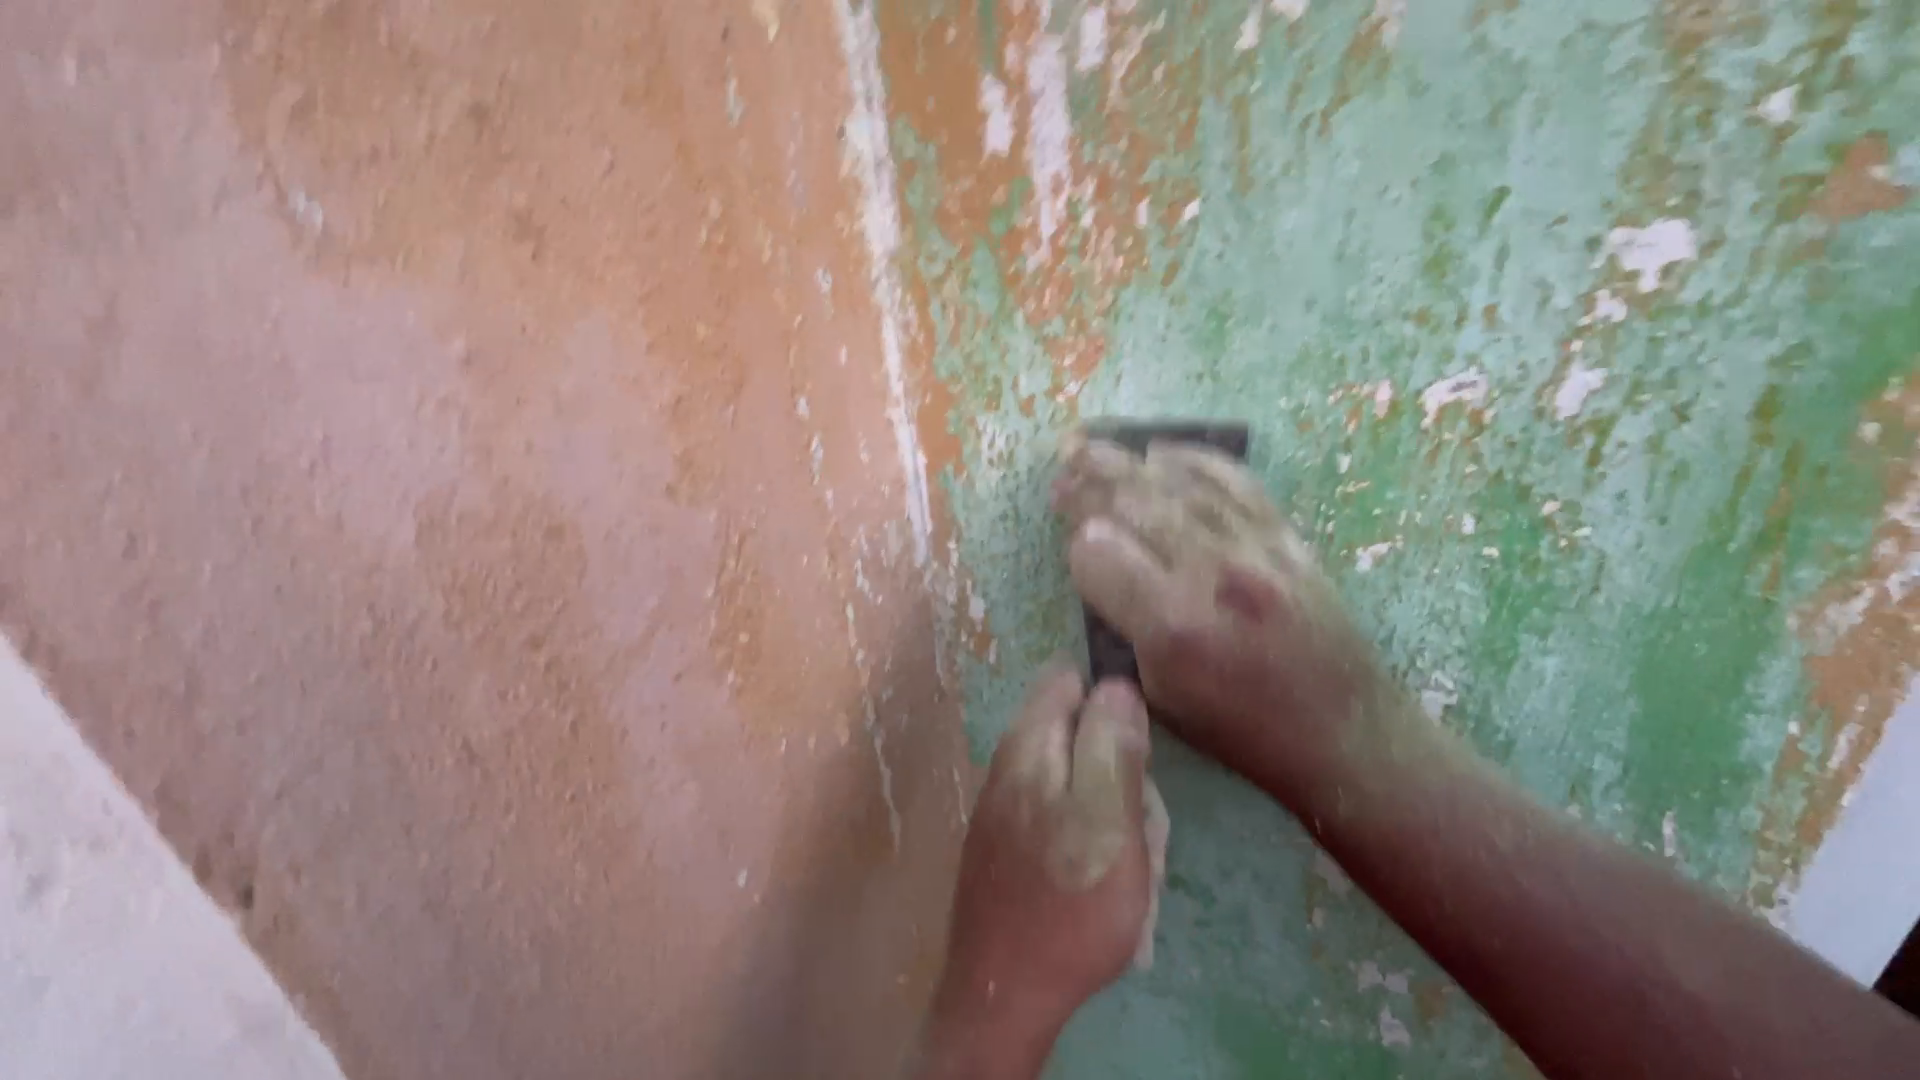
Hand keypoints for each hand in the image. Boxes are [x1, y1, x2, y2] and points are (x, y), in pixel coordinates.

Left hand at [923, 667, 1164, 1074]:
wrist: (1005, 994)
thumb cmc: (1069, 902)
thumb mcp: (1109, 814)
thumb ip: (1111, 742)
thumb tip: (1116, 683)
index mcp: (1029, 743)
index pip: (1070, 679)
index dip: (1114, 702)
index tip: (1141, 750)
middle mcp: (1011, 765)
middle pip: (1083, 739)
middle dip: (1125, 778)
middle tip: (1144, 831)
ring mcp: (1008, 808)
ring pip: (1083, 790)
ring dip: (1119, 827)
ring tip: (1132, 876)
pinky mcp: (1012, 848)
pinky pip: (1068, 828)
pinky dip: (1096, 853)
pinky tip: (1108, 897)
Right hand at [1051, 432, 1405, 801]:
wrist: (1344, 731)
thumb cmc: (1241, 729)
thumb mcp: (1159, 698)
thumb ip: (1123, 629)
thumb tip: (1098, 569)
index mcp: (1171, 624)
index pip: (1096, 551)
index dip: (1076, 547)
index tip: (1072, 549)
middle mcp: (1210, 571)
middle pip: (1131, 501)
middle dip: (1087, 483)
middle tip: (1062, 471)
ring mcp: (1253, 545)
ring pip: (1176, 482)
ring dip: (1125, 462)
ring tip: (1090, 448)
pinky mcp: (1285, 535)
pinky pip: (1232, 480)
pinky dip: (1191, 459)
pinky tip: (1160, 451)